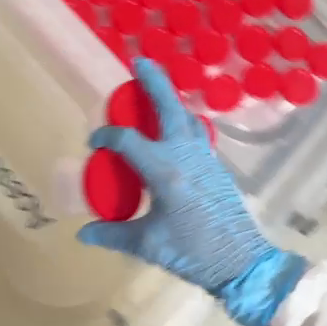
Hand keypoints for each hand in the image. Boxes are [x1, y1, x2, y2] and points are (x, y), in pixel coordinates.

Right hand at [80, 58, 307, 325]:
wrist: (243, 263)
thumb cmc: (194, 253)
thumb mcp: (148, 245)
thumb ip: (113, 235)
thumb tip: (83, 234)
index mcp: (164, 171)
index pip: (127, 140)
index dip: (106, 136)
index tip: (93, 143)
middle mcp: (185, 155)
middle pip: (168, 108)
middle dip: (153, 82)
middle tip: (139, 62)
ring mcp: (205, 158)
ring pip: (186, 117)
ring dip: (170, 99)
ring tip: (155, 90)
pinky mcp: (216, 166)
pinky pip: (196, 132)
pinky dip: (182, 120)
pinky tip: (174, 128)